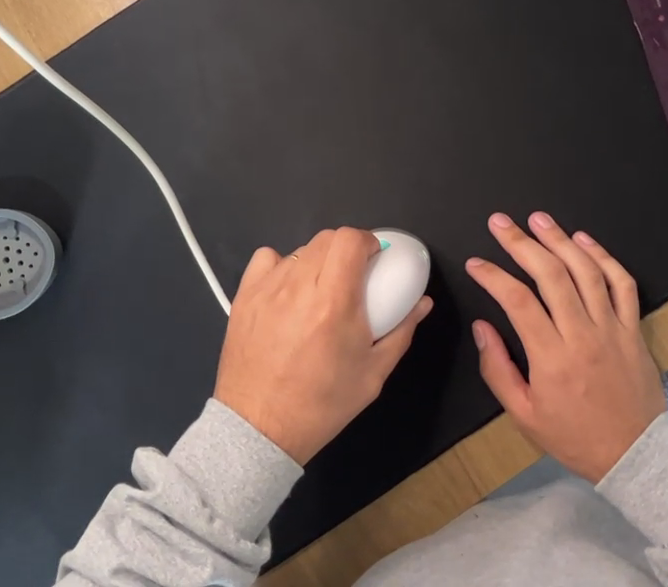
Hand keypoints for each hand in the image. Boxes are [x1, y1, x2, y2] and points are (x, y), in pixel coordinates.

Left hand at [215, 227, 432, 464]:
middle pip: (326, 238)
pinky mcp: (244, 296)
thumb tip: (423, 302)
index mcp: (334, 302)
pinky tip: (288, 289)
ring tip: (321, 288)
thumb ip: (401, 330)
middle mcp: (298, 287)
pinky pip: (266, 259)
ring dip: (318, 259)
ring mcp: (267, 289)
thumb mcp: (373, 373)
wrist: (261, 428)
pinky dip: (281, 265)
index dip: (368, 240)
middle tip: (354, 275)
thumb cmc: (323, 404)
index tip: (375, 258)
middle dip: (346, 248)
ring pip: (299, 249)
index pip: (350, 240)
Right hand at [467, 212, 665, 482]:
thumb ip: (497, 369)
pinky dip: (603, 257)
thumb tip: (482, 326)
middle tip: (501, 222)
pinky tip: (583, 239)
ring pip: (586, 271)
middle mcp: (583, 335)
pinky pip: (622, 284)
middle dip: (521, 243)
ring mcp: (613, 328)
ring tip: (538, 219)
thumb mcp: (524, 415)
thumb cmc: (574, 437)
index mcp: (552, 357)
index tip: (476, 264)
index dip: (493, 276)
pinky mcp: (634, 329)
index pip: (517, 301)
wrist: (635, 456)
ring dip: (560, 239)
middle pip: (551, 274)